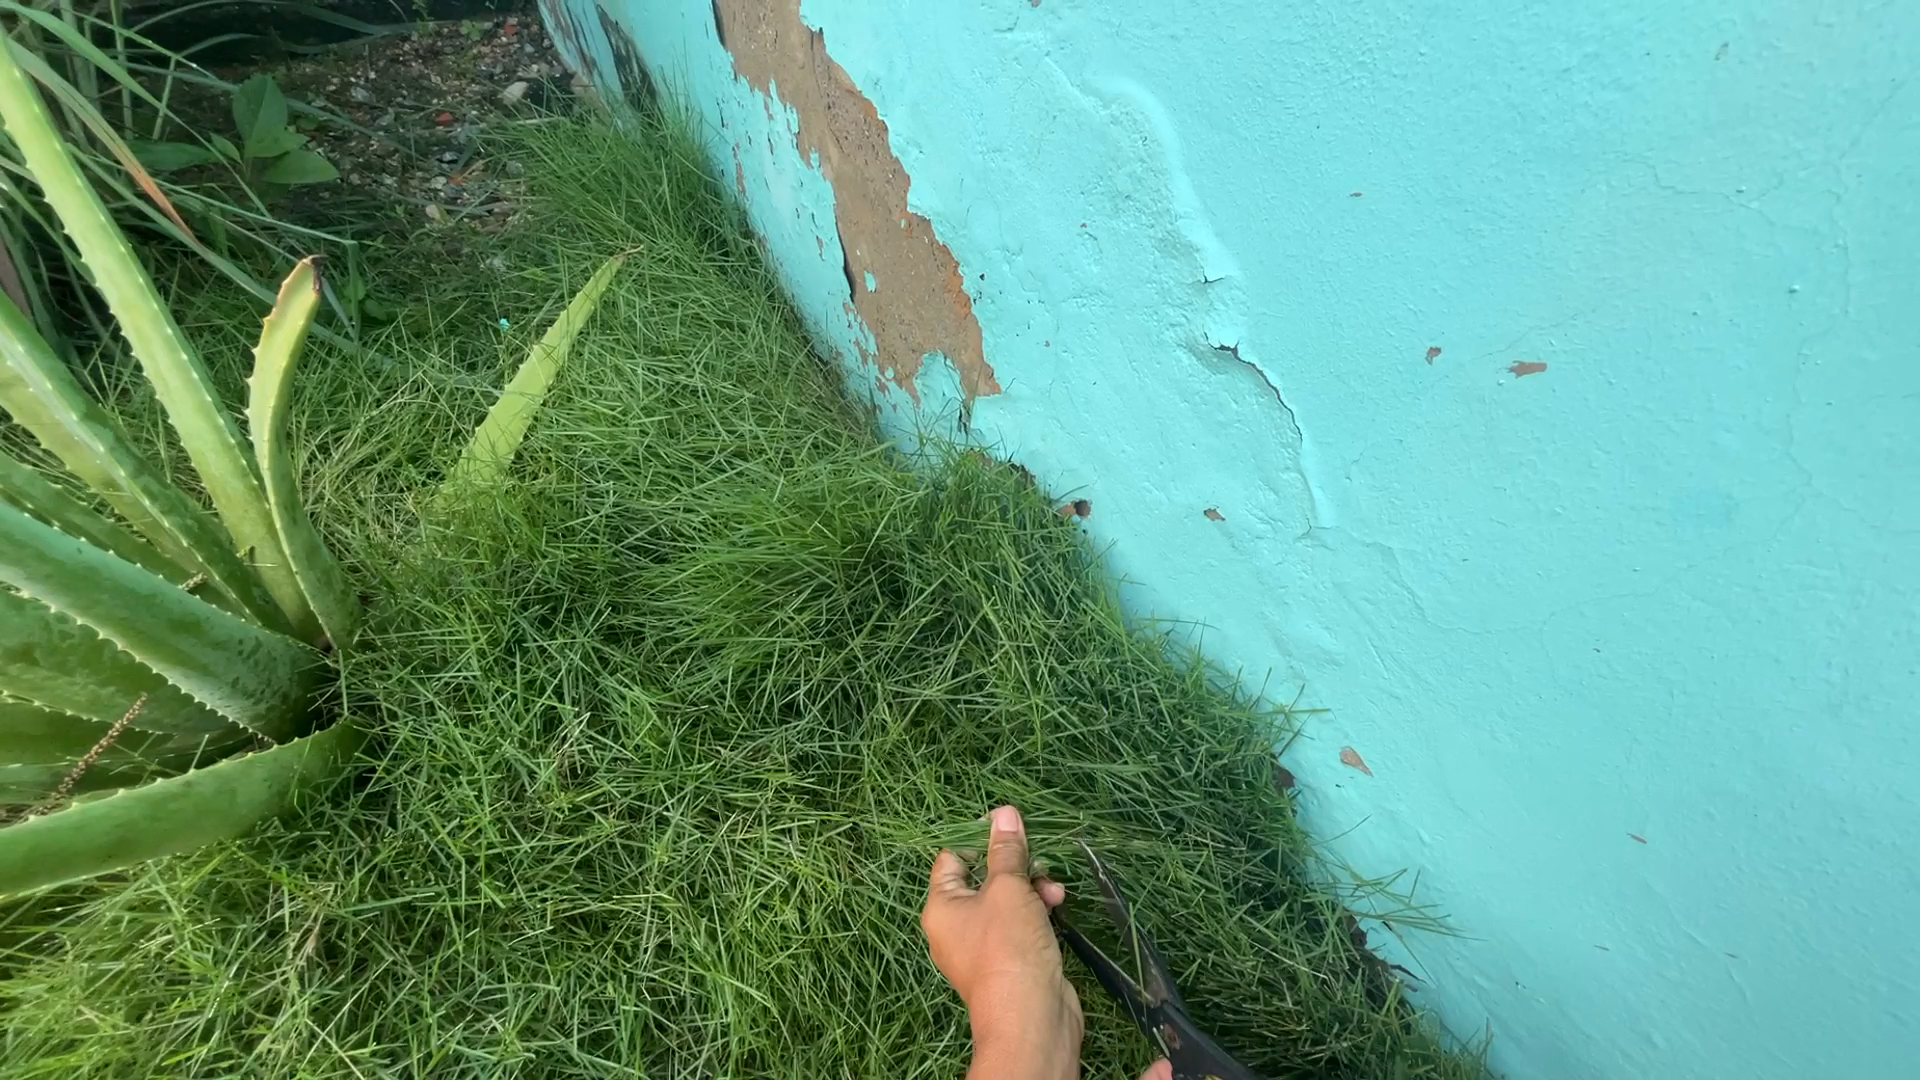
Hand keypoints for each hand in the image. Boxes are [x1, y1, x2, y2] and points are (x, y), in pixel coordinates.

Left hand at [923, 805, 1081, 1079]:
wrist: (1031, 1020)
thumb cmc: (1008, 946)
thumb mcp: (1007, 888)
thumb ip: (1006, 850)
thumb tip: (1003, 812)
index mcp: (941, 906)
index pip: (952, 858)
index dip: (978, 839)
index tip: (1007, 826)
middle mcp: (956, 926)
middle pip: (982, 877)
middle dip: (1013, 865)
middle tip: (1036, 855)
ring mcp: (983, 946)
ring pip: (1005, 899)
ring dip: (1030, 887)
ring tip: (1053, 888)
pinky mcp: (1010, 960)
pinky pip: (1020, 923)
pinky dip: (1036, 910)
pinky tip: (1057, 904)